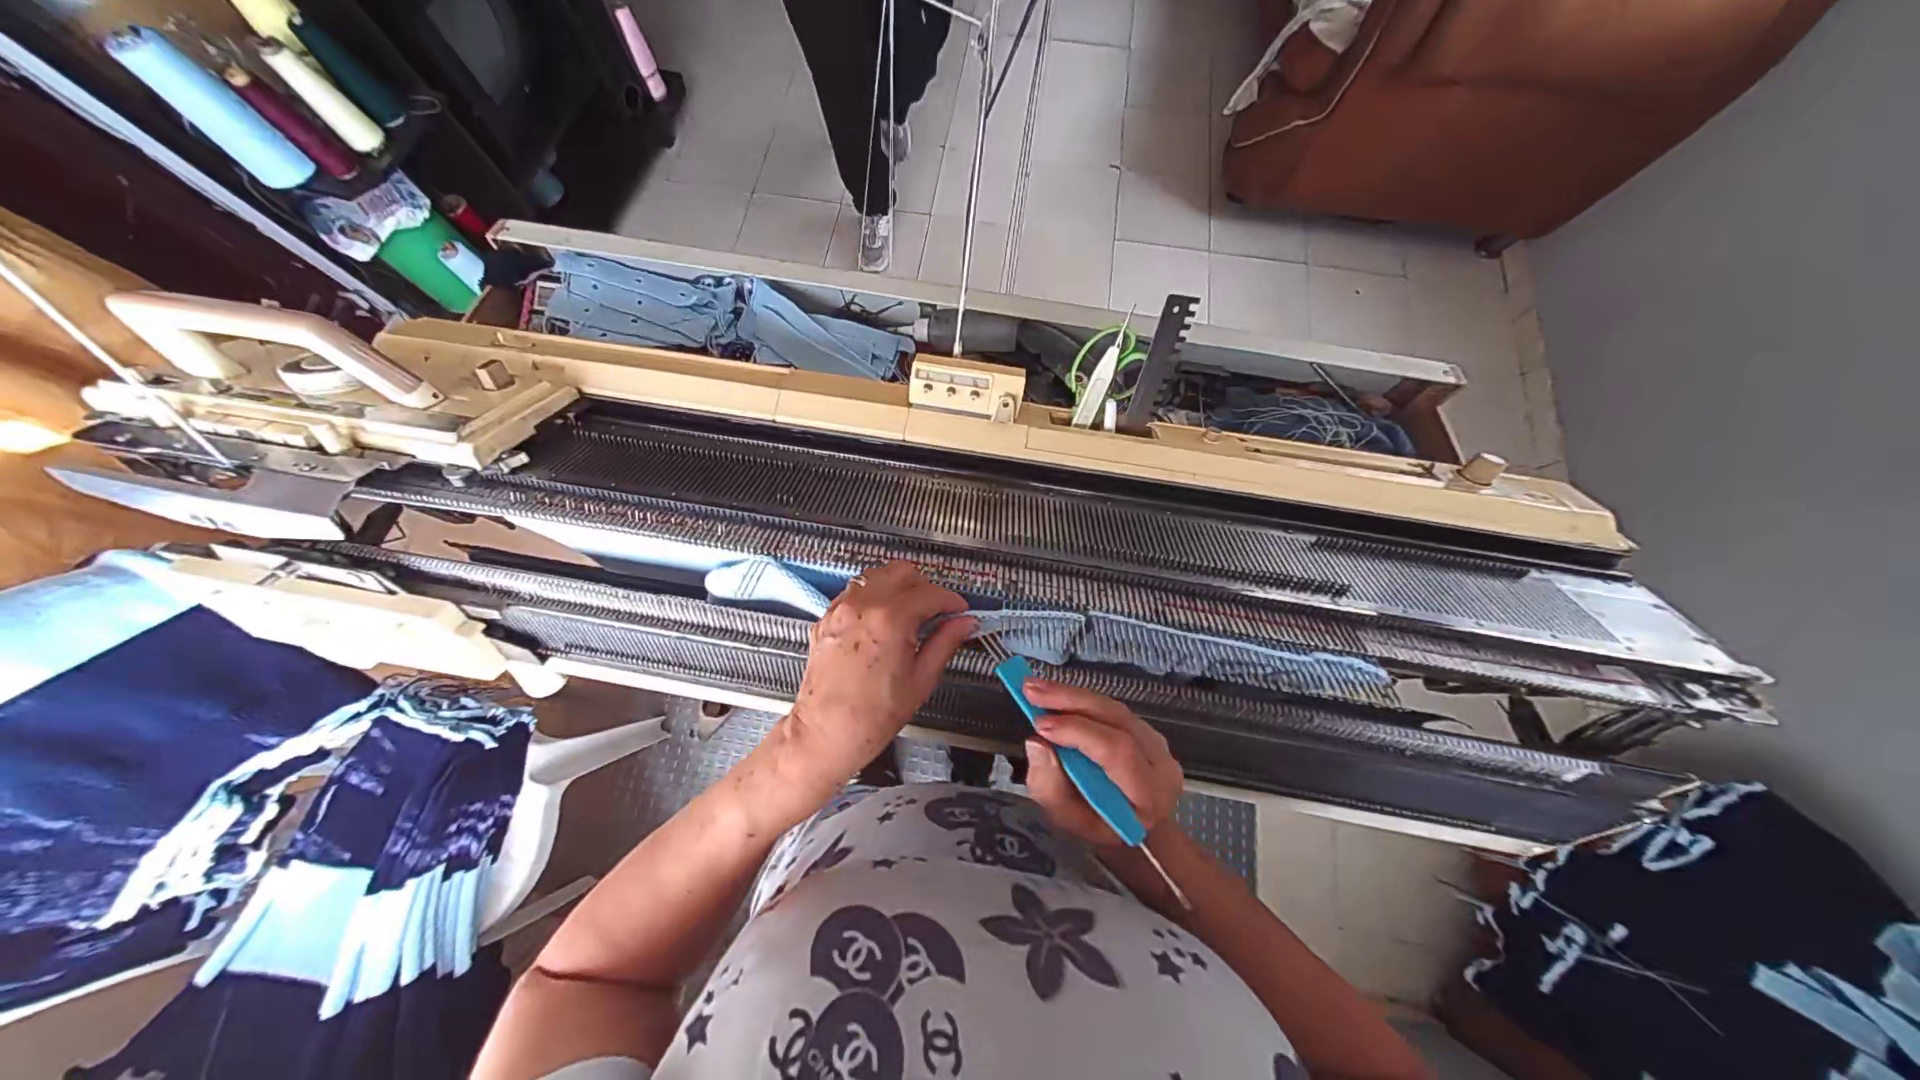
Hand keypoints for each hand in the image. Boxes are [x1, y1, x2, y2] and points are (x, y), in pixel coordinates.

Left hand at [783, 561, 974, 791]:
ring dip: (898, 586)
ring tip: (911, 613)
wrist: (826, 733)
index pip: (931, 593)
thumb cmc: (869, 716)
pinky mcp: (827, 618)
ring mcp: (841, 610)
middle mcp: (863, 606)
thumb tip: (963, 625)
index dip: (951, 601)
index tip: (959, 611)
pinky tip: (884, 620)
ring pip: (877, 575)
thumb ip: (945, 643)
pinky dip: (874, 596)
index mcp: (890, 620)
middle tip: (936, 610)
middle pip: (903, 572)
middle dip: (925, 586)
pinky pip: (855, 592)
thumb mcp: (921, 680)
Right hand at [1022, 679, 1183, 847]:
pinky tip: (1055, 696)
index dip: (1078, 732)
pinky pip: (1111, 709)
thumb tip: (1036, 742)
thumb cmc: (1098, 826)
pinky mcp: (1145, 729)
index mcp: (1148, 795)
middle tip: (1030, 690)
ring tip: (1036, 689)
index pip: (1117, 752)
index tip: (1039, 725)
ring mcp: (1157, 743)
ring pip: (1112, 709)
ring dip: (1072, 696)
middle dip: (1070, 702)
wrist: (1131, 825)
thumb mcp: (1067, 819)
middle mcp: (1160, 764)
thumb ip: (1050, 787)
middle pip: (1117, 720)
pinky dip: (1080, 700)